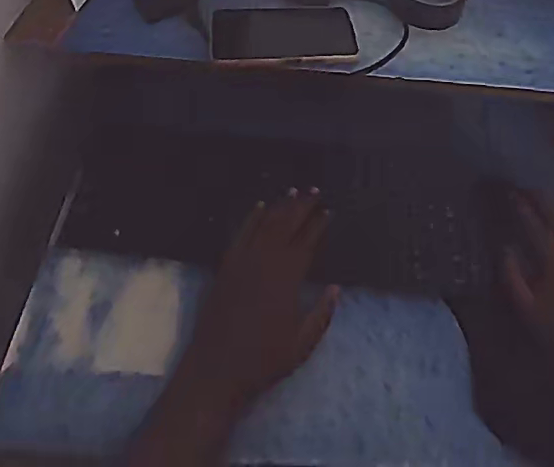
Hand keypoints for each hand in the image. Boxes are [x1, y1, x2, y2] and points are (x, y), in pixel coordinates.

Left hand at [124, 192, 337, 466]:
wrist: (218, 365)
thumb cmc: (264, 359)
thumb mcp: (302, 344)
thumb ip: (322, 315)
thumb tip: (335, 289)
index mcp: (287, 277)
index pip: (306, 241)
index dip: (318, 224)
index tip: (328, 210)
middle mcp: (265, 259)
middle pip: (286, 224)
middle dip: (302, 206)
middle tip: (314, 190)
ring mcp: (243, 258)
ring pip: (265, 223)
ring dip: (280, 205)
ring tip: (293, 191)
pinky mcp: (227, 263)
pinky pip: (242, 232)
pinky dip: (252, 216)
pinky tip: (260, 206)